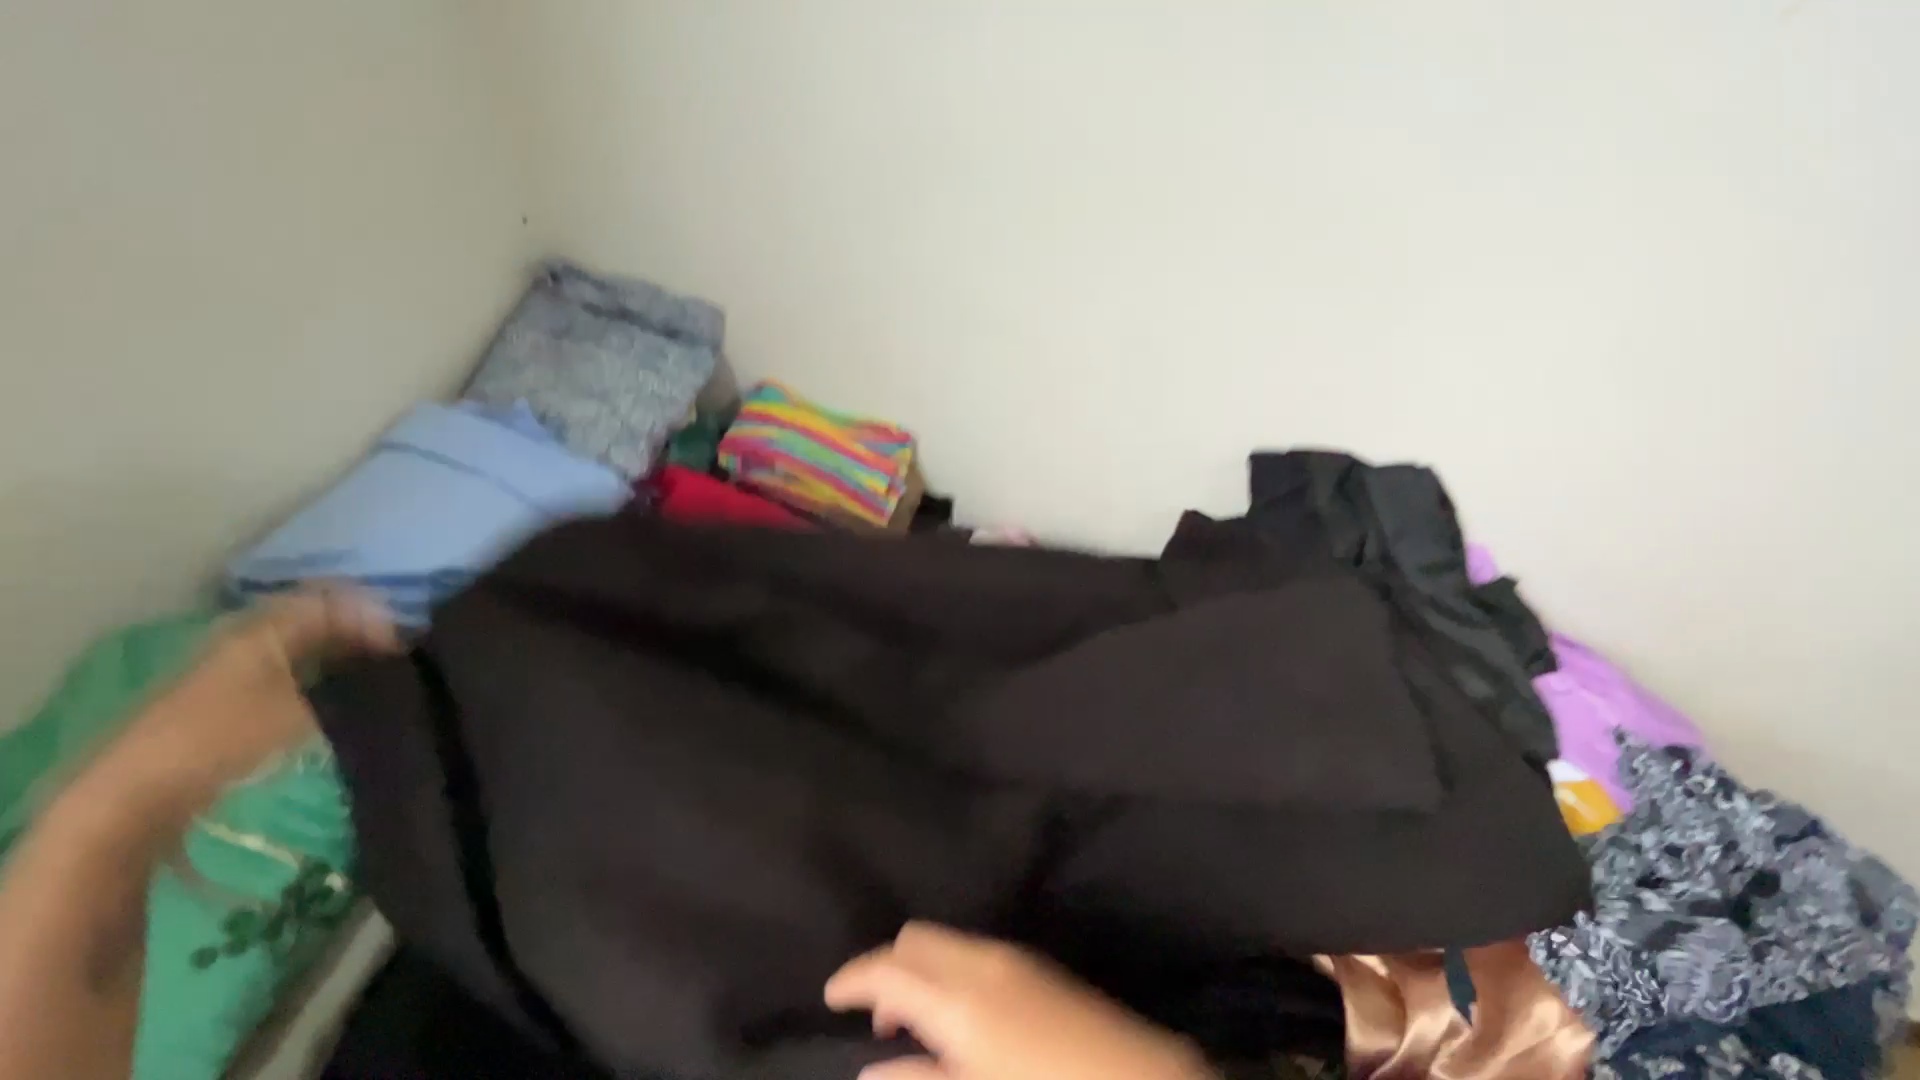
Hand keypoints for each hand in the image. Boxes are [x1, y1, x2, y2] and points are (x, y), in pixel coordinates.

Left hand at [87, 588, 398, 817]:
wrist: (135, 796)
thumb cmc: (222, 740)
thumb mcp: (301, 708)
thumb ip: (354, 684)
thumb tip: (394, 669)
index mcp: (262, 628)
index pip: (330, 599)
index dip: (373, 614)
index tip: (407, 644)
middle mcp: (247, 639)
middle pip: (316, 621)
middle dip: (361, 633)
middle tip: (403, 660)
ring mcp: (233, 671)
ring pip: (304, 649)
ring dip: (343, 658)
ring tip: (380, 682)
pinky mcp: (229, 703)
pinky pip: (290, 674)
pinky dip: (322, 679)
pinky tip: (341, 704)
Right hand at [824, 922, 1214, 1079]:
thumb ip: (920, 1078)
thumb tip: (871, 1070)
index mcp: (959, 998)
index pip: (888, 968)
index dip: (853, 978)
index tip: (830, 995)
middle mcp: (982, 962)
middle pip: (915, 940)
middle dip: (886, 968)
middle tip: (876, 1019)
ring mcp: (1014, 958)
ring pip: (945, 943)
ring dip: (918, 969)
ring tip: (912, 1024)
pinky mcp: (1039, 966)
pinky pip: (973, 952)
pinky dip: (948, 970)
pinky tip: (957, 1016)